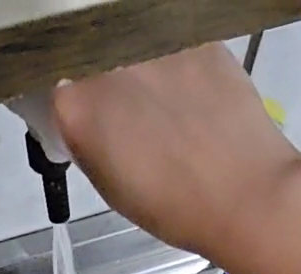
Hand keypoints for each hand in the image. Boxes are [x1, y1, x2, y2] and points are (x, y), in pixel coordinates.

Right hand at [52, 44, 300, 264]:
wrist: (246, 194)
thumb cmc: (174, 207)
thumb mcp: (110, 186)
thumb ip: (87, 141)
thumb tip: (84, 116)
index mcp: (77, 107)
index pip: (55, 89)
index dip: (69, 104)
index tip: (84, 118)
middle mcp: (109, 64)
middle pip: (91, 60)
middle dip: (102, 81)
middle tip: (127, 115)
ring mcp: (154, 45)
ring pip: (131, 49)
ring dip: (139, 70)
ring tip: (165, 109)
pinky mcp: (197, 38)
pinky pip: (172, 46)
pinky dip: (176, 66)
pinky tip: (193, 99)